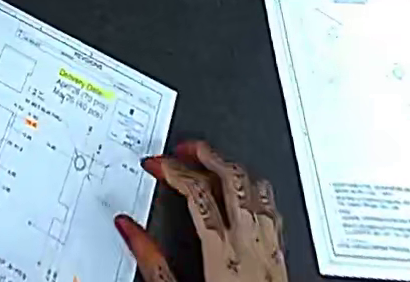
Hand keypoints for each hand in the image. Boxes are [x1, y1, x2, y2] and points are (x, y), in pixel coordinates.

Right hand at [115, 141, 287, 281]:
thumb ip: (151, 262)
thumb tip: (128, 227)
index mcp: (223, 254)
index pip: (197, 191)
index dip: (173, 170)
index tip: (156, 164)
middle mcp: (250, 245)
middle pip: (232, 177)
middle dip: (205, 153)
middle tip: (183, 148)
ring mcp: (270, 249)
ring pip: (256, 186)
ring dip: (231, 166)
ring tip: (210, 160)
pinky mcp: (282, 258)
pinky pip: (271, 207)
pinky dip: (253, 189)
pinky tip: (242, 191)